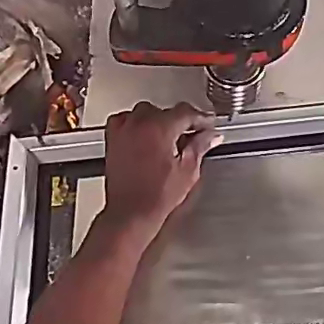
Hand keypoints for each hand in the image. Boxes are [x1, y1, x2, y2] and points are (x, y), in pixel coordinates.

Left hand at [99, 101, 221, 234]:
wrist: (131, 212)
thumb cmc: (154, 196)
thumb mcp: (188, 170)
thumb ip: (200, 146)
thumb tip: (210, 136)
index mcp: (160, 128)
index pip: (186, 112)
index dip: (201, 118)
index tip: (208, 124)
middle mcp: (139, 124)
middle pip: (166, 111)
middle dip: (181, 121)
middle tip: (194, 134)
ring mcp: (123, 130)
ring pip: (146, 112)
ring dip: (159, 120)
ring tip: (171, 137)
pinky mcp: (113, 139)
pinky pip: (126, 120)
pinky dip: (137, 124)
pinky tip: (146, 136)